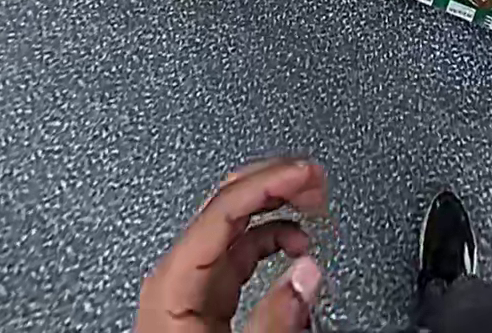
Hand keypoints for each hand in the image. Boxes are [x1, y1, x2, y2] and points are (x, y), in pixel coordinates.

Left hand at [135, 159, 328, 332]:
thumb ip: (273, 320)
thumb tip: (308, 269)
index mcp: (174, 285)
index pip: (224, 205)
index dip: (271, 179)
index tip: (309, 173)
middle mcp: (179, 278)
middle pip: (228, 200)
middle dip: (278, 180)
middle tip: (317, 179)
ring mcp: (192, 287)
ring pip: (239, 219)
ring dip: (281, 202)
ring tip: (316, 204)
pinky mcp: (207, 300)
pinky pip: (245, 246)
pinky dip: (276, 233)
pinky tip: (298, 243)